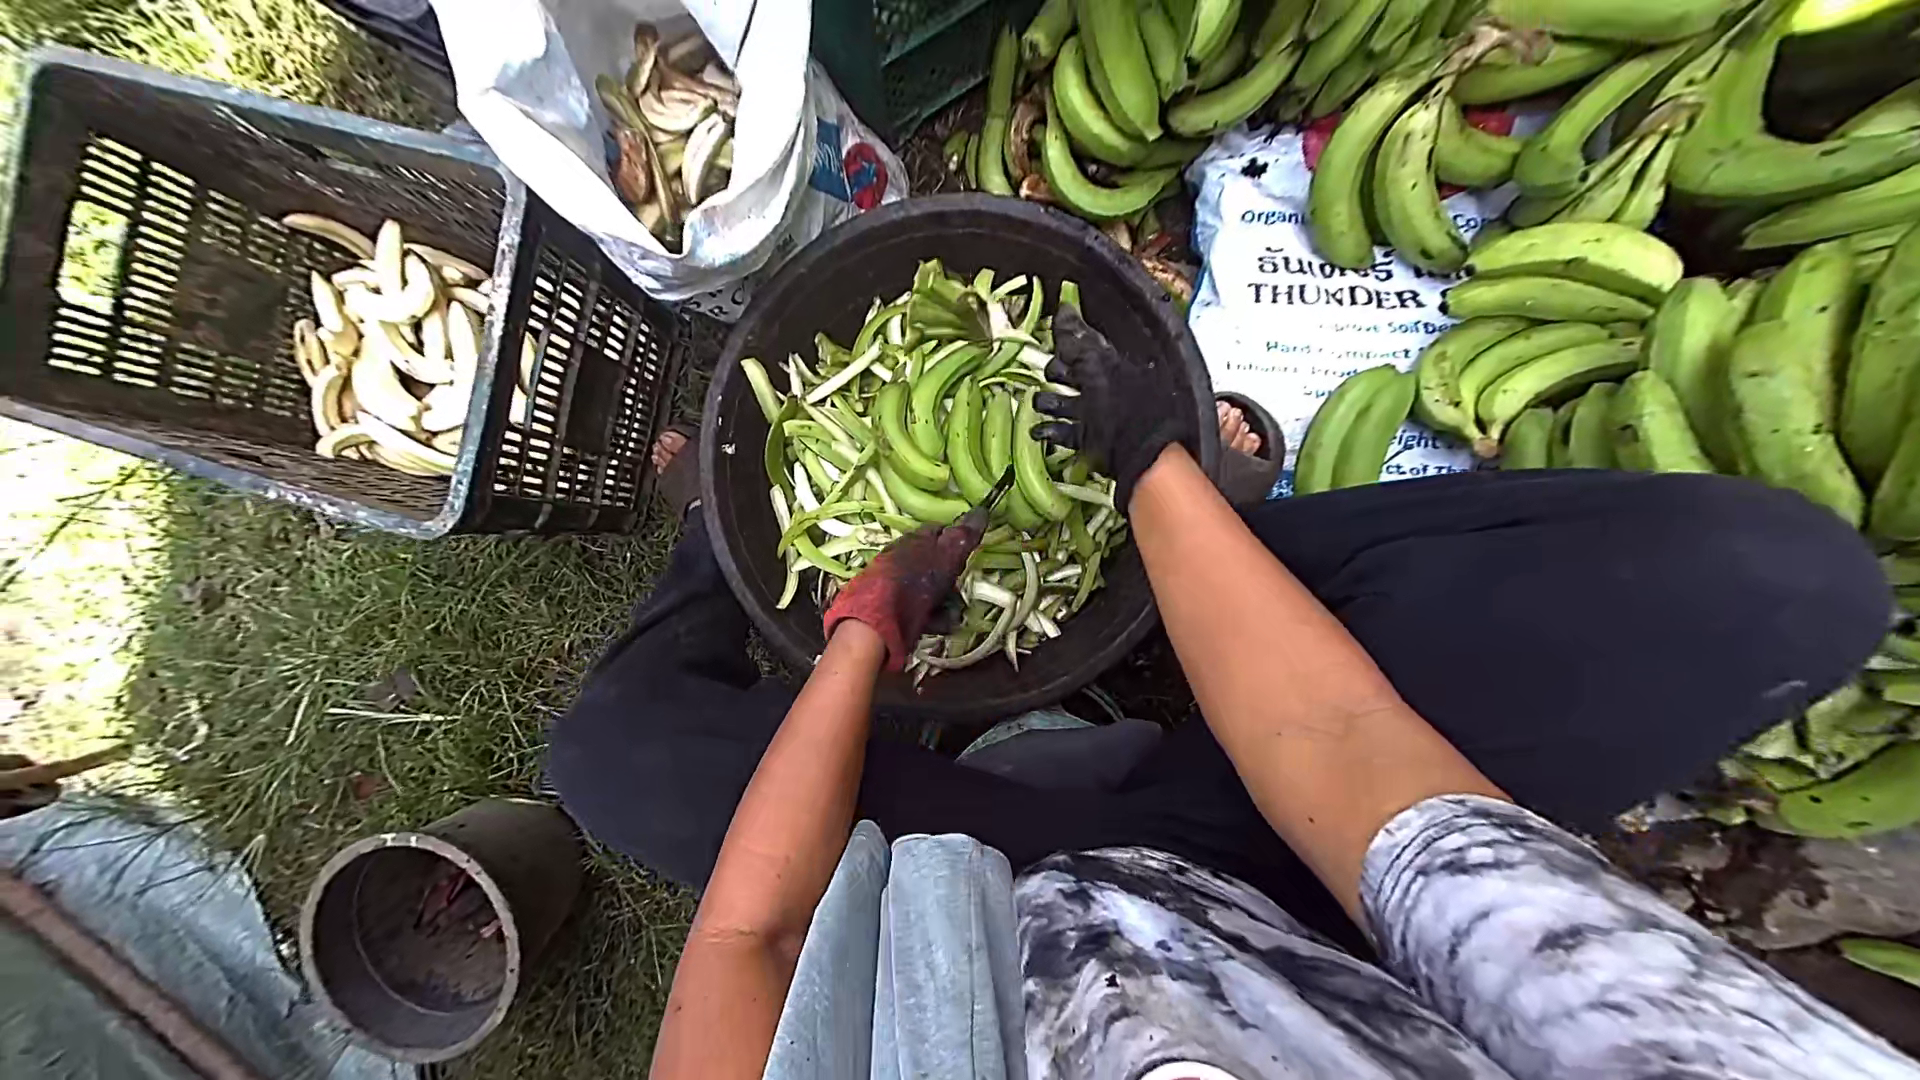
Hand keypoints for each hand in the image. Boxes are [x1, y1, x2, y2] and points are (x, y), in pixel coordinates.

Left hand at [821, 523, 981, 670]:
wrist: (878, 619)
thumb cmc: (915, 580)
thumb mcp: (947, 554)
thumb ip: (965, 535)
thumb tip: (983, 509)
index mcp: (915, 539)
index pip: (941, 530)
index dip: (958, 538)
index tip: (972, 550)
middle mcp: (904, 557)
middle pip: (937, 562)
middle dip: (953, 577)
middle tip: (963, 588)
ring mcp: (896, 583)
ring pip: (930, 588)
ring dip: (946, 601)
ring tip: (952, 613)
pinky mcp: (894, 608)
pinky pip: (922, 609)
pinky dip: (934, 616)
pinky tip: (939, 624)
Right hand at [1034, 307, 1193, 512]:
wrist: (1137, 453)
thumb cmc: (1121, 405)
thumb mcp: (1097, 366)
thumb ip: (1078, 341)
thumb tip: (1063, 310)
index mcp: (1110, 366)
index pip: (1084, 346)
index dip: (1066, 342)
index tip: (1051, 340)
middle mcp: (1103, 388)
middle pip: (1071, 374)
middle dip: (1056, 372)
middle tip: (1050, 373)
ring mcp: (1094, 416)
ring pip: (1063, 403)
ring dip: (1049, 402)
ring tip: (1041, 402)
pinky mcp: (1087, 441)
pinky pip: (1062, 432)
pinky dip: (1048, 430)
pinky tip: (1038, 430)